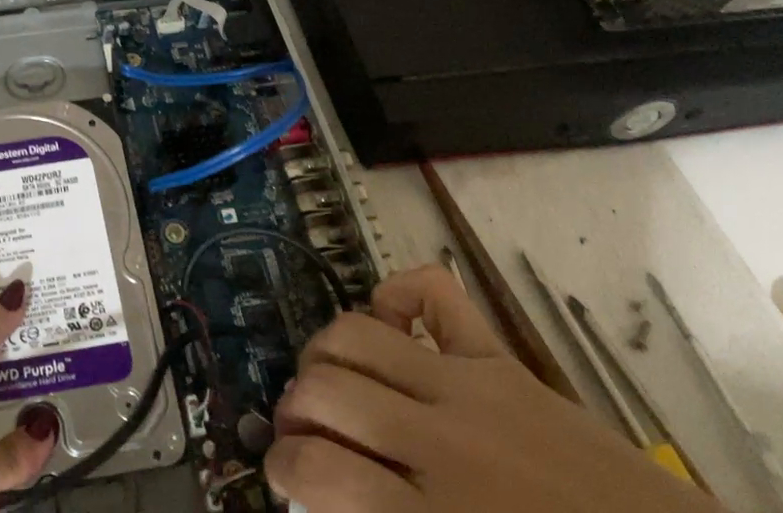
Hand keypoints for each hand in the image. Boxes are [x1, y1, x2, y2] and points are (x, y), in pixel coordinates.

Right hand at [267, 265, 722, 512]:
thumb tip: (319, 497)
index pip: (312, 470)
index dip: (280, 470)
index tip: (285, 476)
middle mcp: (440, 443)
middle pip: (322, 393)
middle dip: (292, 412)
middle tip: (303, 434)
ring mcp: (471, 388)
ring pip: (354, 335)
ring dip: (322, 356)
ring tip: (330, 383)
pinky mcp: (502, 358)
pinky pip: (435, 291)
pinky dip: (395, 293)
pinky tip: (387, 325)